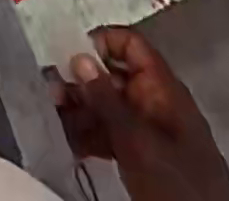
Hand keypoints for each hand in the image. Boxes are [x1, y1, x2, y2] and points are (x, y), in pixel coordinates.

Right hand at [55, 27, 228, 200]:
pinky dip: (88, 134)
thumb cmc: (178, 186)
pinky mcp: (140, 156)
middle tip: (51, 89)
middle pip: (111, 74)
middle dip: (80, 80)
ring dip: (78, 108)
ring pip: (105, 105)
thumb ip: (106, 99)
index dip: (100, 42)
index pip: (130, 45)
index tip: (69, 54)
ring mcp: (146, 130)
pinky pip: (108, 132)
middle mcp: (153, 102)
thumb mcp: (138, 142)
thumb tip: (78, 56)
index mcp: (162, 89)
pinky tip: (69, 142)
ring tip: (54, 116)